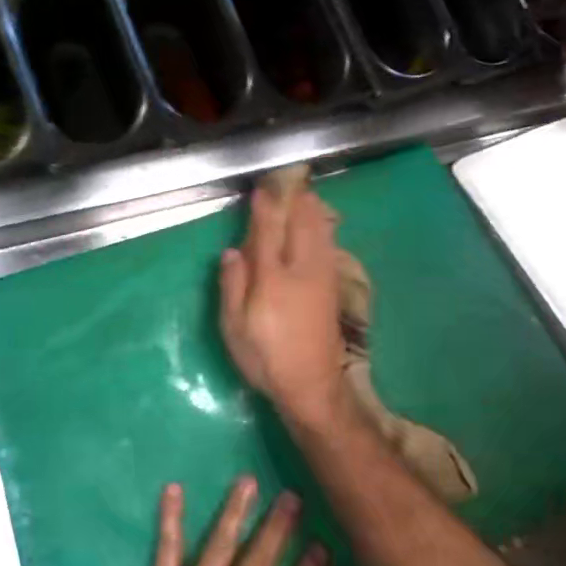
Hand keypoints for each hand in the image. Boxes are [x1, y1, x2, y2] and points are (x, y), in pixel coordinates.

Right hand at [220, 181, 347, 428]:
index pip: (269, 229)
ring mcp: (323, 275)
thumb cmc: (265, 356)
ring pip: (321, 229)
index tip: (260, 187)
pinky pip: (329, 242)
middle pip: (303, 221)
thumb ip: (233, 283)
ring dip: (313, 208)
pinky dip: (324, 225)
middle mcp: (302, 268)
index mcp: (273, 276)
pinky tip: (321, 222)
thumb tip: (232, 251)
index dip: (265, 206)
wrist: (311, 385)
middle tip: (288, 180)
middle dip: (296, 198)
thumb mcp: (234, 325)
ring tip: (305, 193)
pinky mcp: (333, 284)